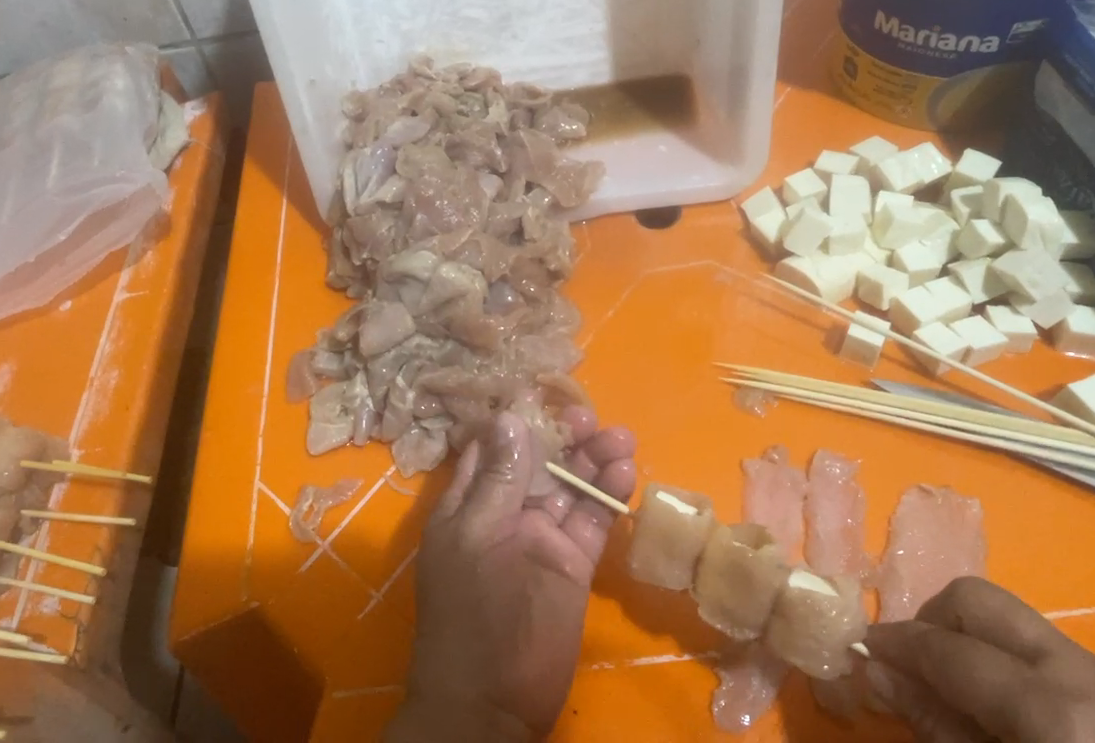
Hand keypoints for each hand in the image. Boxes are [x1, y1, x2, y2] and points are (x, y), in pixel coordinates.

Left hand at [386, 407, 637, 742]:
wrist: (491, 702)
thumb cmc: (473, 615)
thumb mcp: (478, 539)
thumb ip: (497, 481)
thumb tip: (509, 417)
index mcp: (469, 501)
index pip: (491, 446)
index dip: (516, 418)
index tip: (543, 392)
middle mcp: (505, 511)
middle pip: (537, 460)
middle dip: (563, 436)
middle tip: (589, 418)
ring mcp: (540, 537)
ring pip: (569, 486)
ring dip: (593, 460)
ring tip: (620, 438)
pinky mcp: (572, 563)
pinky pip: (591, 521)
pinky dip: (608, 496)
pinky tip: (625, 472)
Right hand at [864, 577, 1094, 742]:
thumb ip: (939, 726)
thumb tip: (880, 671)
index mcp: (1051, 705)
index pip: (946, 645)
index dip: (895, 643)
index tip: (862, 651)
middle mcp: (1084, 672)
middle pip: (978, 598)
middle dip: (932, 620)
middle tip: (913, 665)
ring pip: (1013, 623)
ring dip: (971, 642)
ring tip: (956, 691)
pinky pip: (1047, 653)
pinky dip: (1009, 665)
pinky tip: (1004, 709)